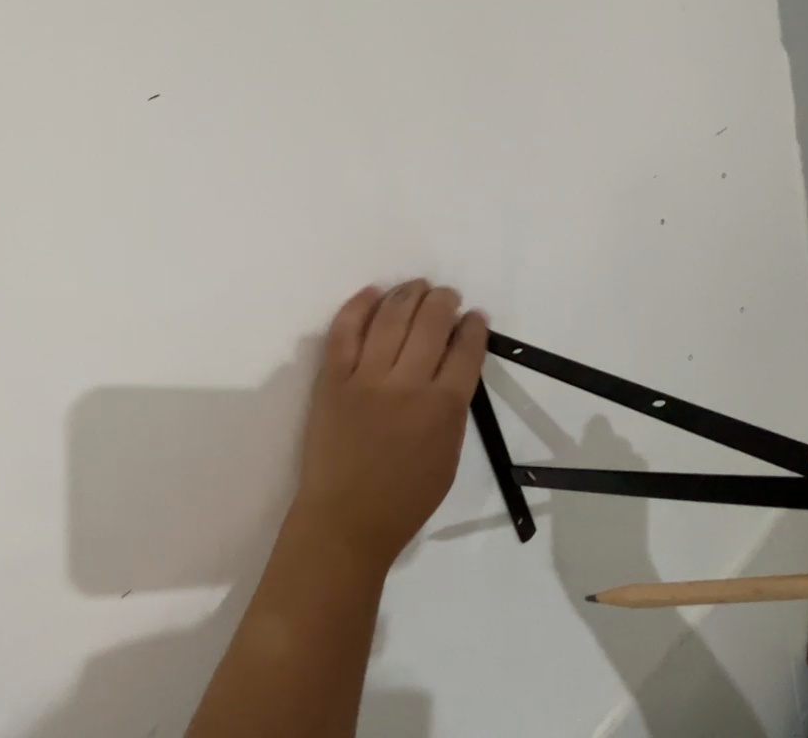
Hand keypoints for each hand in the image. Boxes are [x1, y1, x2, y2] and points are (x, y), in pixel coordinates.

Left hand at [289, 280, 487, 568]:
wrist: (345, 519)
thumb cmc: (404, 498)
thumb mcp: (449, 456)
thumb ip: (452, 408)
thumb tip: (452, 367)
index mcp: (443, 408)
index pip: (466, 350)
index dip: (473, 327)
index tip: (474, 317)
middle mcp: (408, 385)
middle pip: (431, 323)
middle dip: (444, 301)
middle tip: (446, 296)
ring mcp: (366, 378)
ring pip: (391, 318)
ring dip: (408, 294)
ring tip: (417, 287)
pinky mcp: (332, 379)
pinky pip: (345, 331)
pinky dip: (359, 305)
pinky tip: (373, 293)